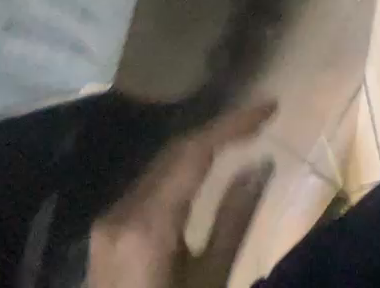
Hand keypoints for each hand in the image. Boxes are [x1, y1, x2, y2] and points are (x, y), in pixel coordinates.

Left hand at [87, 103, 276, 287]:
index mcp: (147, 223)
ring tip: (243, 135)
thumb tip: (262, 164)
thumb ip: (235, 218)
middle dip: (221, 130)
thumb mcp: (212, 279)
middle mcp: (121, 212)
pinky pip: (151, 185)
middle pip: (175, 152)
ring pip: (163, 166)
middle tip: (263, 118)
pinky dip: (184, 169)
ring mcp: (109, 223)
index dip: (234, 123)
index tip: (271, 108)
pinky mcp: (108, 234)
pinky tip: (208, 167)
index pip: (195, 151)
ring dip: (203, 147)